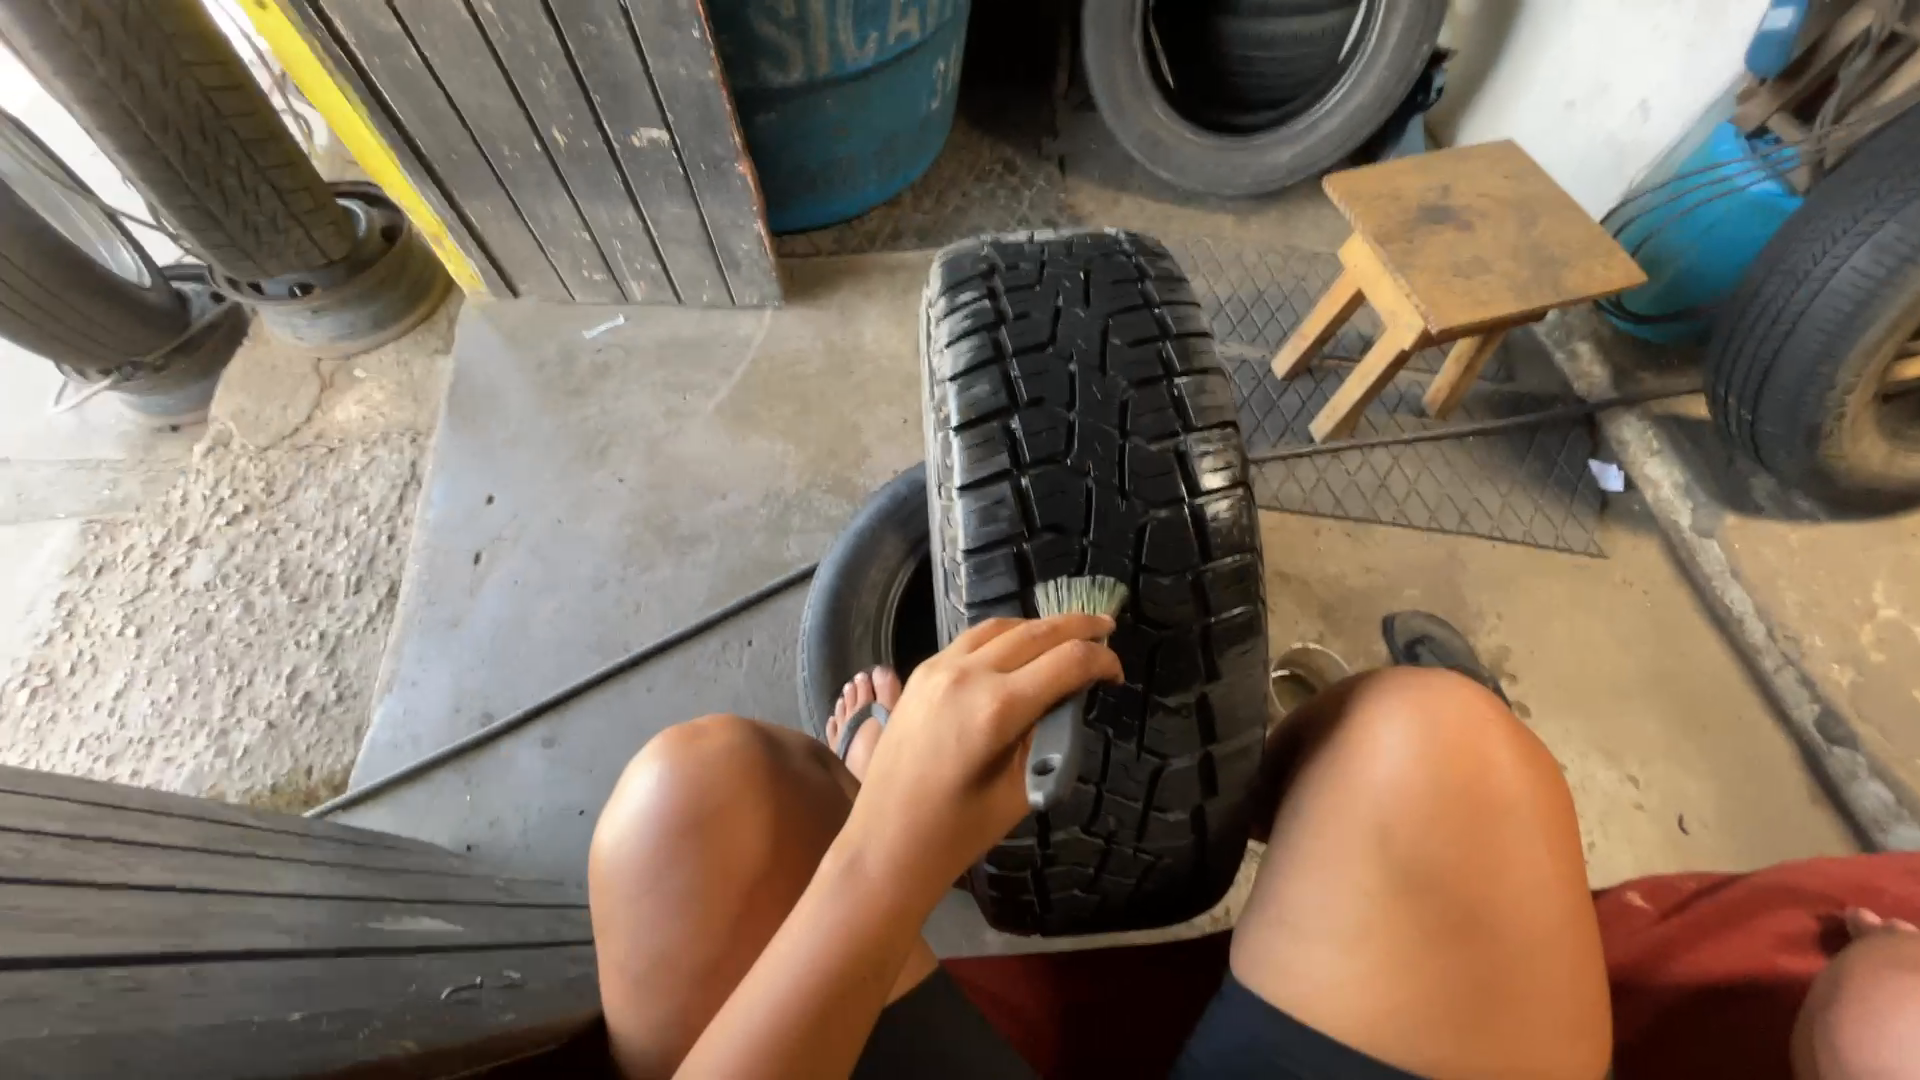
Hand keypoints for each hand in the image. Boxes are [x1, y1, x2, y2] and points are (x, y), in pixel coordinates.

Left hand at [835, 615, 1122, 908]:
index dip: (1101, 660)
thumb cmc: (958, 831)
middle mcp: (968, 673)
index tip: (1117, 673)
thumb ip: (1049, 736)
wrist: (886, 840)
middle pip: (1036, 632)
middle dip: (1077, 626)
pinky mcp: (921, 672)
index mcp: (997, 707)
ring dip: (1039, 625)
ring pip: (1001, 626)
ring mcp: (939, 667)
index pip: (1067, 661)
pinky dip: (1004, 635)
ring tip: (1068, 632)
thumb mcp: (1021, 789)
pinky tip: (1019, 645)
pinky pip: (971, 639)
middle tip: (1107, 627)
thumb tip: (1068, 698)